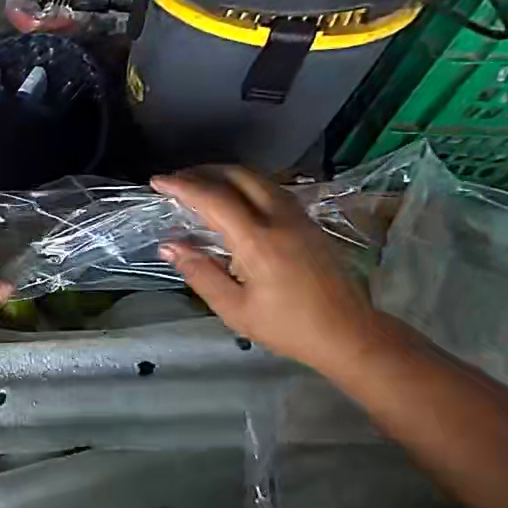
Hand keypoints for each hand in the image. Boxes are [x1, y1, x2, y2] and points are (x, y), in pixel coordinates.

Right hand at [154, 167, 383, 370]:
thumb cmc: (288, 327)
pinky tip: (232, 197)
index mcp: (259, 241)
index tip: (157, 182)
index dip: (182, 186)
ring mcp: (299, 218)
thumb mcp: (234, 309)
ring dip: (224, 174)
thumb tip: (169, 245)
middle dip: (202, 172)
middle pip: (238, 176)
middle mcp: (280, 219)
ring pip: (258, 178)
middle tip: (176, 181)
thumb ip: (199, 272)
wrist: (350, 335)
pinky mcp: (309, 223)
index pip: (214, 199)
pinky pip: (272, 189)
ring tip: (199, 184)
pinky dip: (244, 183)